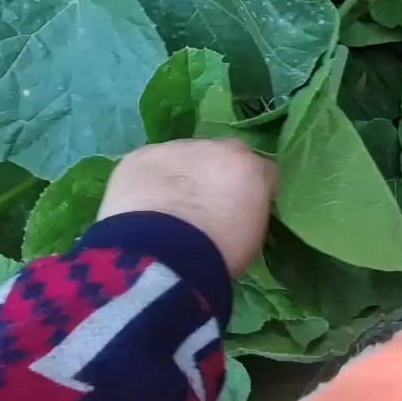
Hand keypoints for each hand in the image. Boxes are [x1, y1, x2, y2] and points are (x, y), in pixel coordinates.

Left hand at [98, 139, 277, 276]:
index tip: (242, 210)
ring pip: (183, 158)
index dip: (250, 190)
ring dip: (182, 176)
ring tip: (169, 209)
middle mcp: (215, 148)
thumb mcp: (251, 236)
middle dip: (216, 175)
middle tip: (205, 207)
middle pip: (221, 156)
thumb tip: (236, 210)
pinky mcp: (140, 156)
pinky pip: (151, 166)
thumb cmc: (218, 252)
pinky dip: (150, 181)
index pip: (260, 171)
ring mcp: (175, 148)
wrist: (164, 251)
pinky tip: (144, 206)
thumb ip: (249, 210)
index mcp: (249, 168)